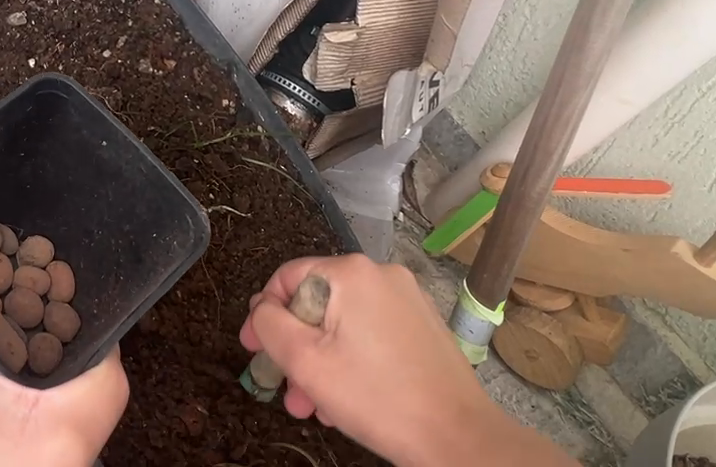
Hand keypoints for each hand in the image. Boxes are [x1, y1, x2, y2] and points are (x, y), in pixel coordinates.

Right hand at [239, 254, 575, 466]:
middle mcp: (379, 274)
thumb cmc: (378, 398)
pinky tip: (349, 399)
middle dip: (296, 348)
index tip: (253, 352)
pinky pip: (372, 332)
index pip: (287, 278)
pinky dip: (353, 358)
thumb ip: (270, 325)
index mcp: (349, 272)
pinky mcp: (424, 327)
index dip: (265, 315)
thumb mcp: (306, 362)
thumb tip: (261, 307)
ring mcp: (407, 299)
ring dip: (322, 360)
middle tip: (286, 390)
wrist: (463, 442)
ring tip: (315, 407)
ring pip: (344, 322)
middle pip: (317, 303)